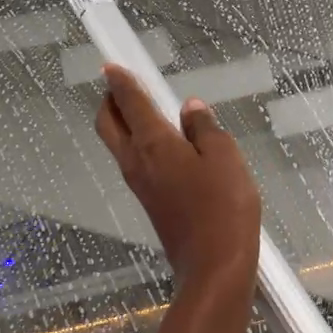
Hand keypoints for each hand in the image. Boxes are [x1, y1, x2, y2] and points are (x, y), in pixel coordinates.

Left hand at [95, 63, 261, 288]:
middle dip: (109, 102)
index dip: (120, 82)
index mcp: (153, 144)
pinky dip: (137, 143)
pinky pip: (134, 162)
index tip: (111, 65)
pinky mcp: (150, 203)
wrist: (214, 267)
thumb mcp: (224, 157)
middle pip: (108, 126)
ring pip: (118, 145)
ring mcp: (140, 185)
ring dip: (121, 123)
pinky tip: (163, 143)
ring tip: (142, 108)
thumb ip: (204, 129)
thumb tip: (189, 109)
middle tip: (121, 87)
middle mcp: (137, 162)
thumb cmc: (223, 205)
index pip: (130, 104)